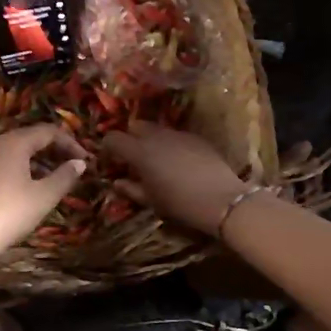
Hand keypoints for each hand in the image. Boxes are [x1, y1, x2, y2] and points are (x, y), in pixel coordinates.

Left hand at [0, 125, 87, 267]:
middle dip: (54, 150)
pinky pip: (4, 162)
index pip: (48, 131)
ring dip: (39, 160)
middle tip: (73, 167)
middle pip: (31, 137)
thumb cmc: (10, 212)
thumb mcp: (44, 196)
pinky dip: (22, 168)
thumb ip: (64, 176)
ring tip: (55, 178)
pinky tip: (30, 187)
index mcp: (14, 143)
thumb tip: (80, 163)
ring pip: (16, 150)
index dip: (70, 143)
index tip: (85, 160)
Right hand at [102, 123, 248, 234]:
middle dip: (130, 137)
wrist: (222, 200)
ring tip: (157, 159)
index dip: (108, 147)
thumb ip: (131, 189)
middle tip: (133, 157)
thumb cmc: (180, 204)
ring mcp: (179, 134)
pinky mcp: (197, 138)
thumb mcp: (151, 201)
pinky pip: (177, 135)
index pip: (113, 138)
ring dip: (151, 140)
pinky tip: (179, 161)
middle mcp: (157, 136)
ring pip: (157, 129)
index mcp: (140, 152)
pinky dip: (171, 144)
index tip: (111, 160)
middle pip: (135, 126)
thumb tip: (118, 182)